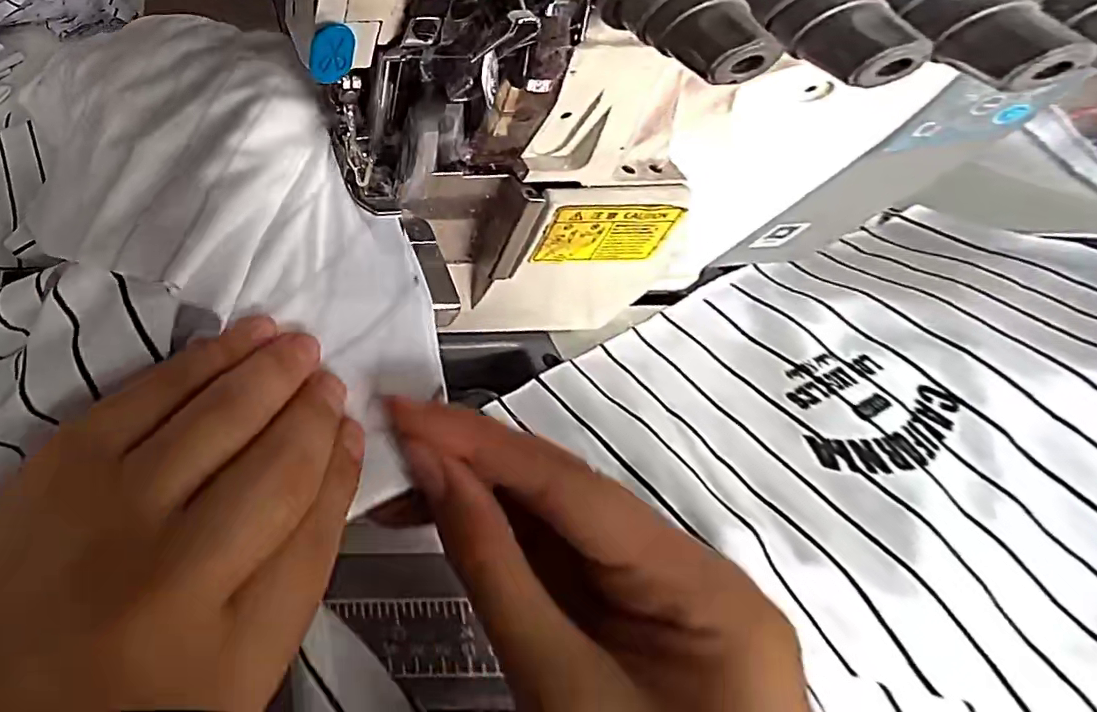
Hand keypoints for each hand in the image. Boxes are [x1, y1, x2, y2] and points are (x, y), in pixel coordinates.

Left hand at [0, 318, 362, 711]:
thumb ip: (275, 594)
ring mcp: (121, 501)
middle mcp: (178, 575)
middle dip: (316, 414)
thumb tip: (320, 483)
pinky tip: (246, 337)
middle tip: (333, 383)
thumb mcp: (209, 686)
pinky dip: (214, 354)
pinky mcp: (74, 451)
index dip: (341, 474)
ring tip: (304, 348)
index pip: (313, 537)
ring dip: (275, 369)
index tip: (351, 435)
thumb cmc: (92, 697)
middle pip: (279, 466)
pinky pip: (165, 385)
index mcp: (223, 660)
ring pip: (228, 411)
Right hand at [387, 397, 808, 711]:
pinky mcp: (619, 607)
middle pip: (562, 490)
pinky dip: (490, 527)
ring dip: (472, 489)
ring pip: (549, 513)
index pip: (571, 485)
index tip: (405, 412)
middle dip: (472, 458)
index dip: (480, 441)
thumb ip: (490, 563)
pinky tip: (444, 511)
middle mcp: (686, 571)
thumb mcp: (556, 686)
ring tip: (404, 477)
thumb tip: (428, 463)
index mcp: (701, 588)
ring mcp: (653, 589)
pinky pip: (548, 548)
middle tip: (395, 436)